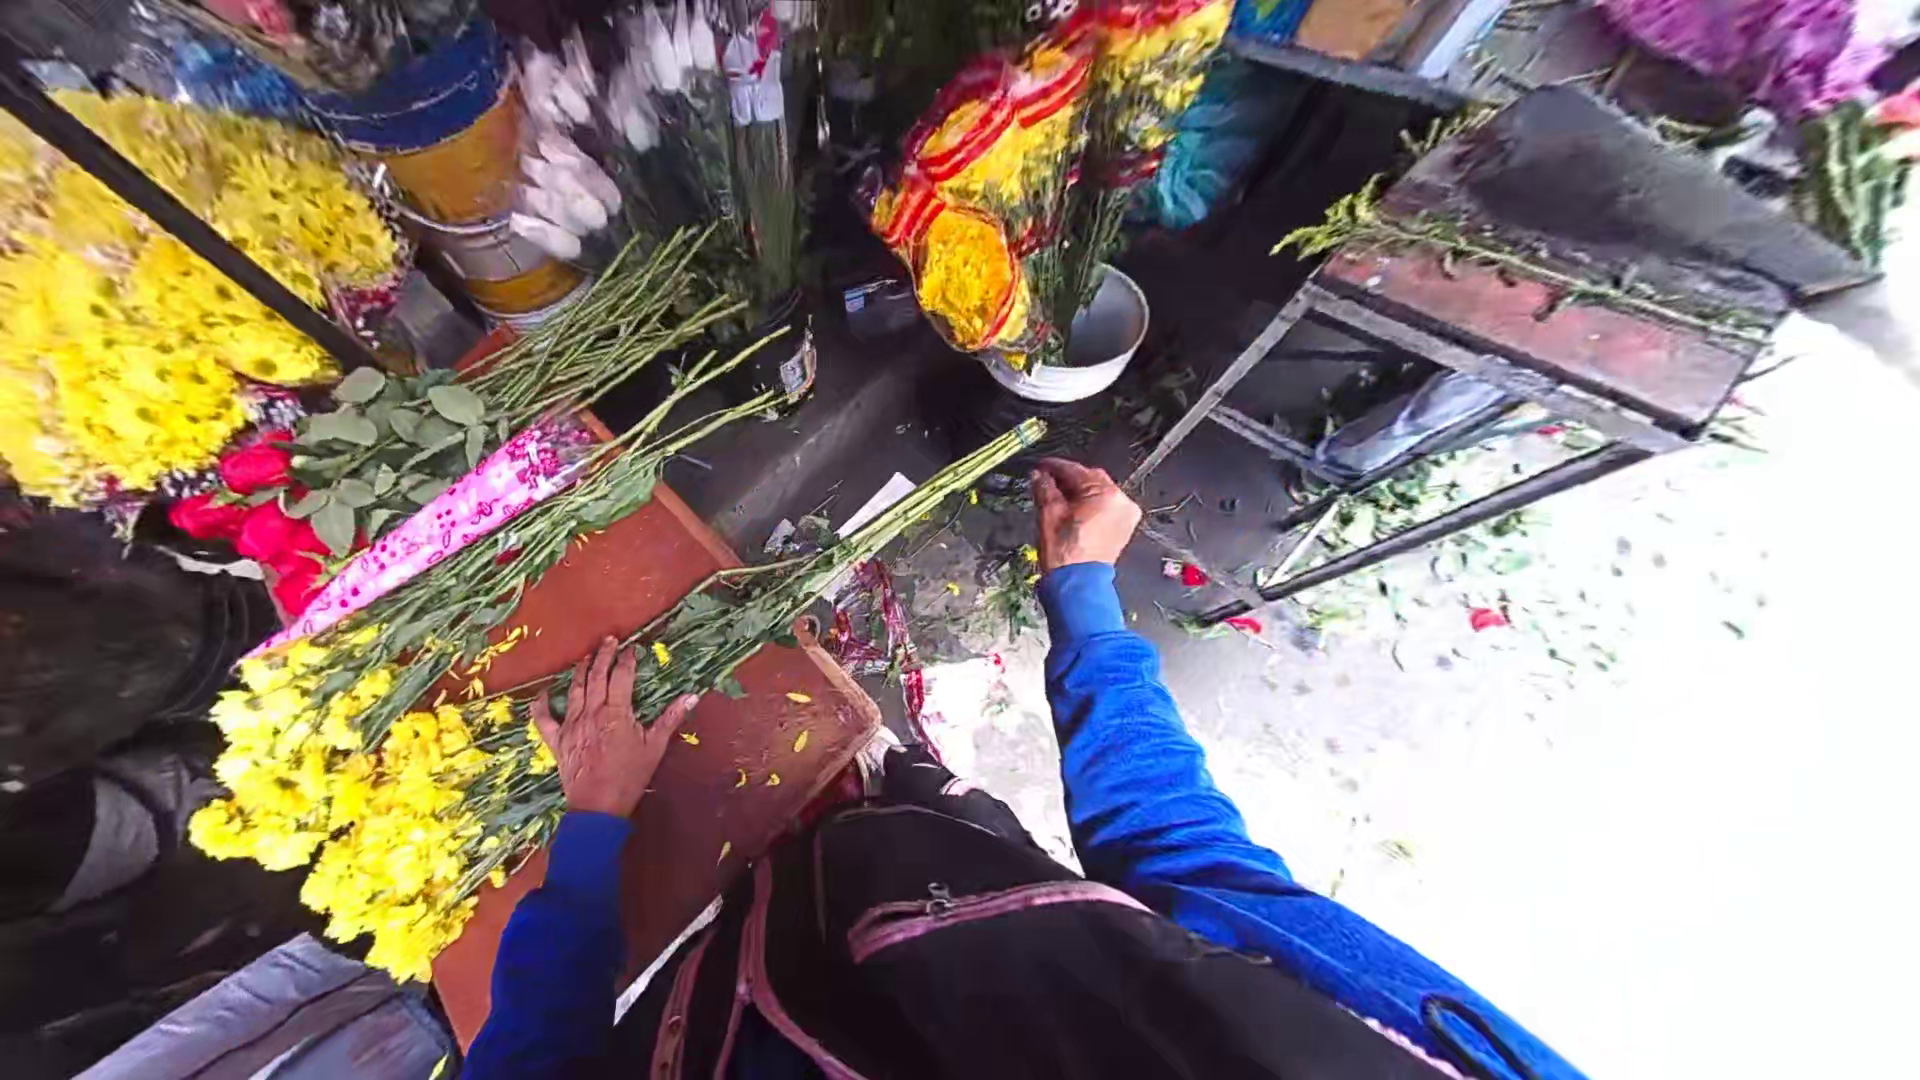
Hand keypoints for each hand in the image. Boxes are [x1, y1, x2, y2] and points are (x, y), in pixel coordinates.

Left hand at [531, 637, 697, 818]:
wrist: (598, 807)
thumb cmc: (630, 775)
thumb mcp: (655, 745)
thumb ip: (672, 718)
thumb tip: (693, 695)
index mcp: (616, 713)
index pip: (621, 677)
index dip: (627, 660)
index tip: (632, 648)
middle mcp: (591, 714)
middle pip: (596, 677)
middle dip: (603, 656)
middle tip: (609, 640)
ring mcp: (571, 726)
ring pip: (574, 691)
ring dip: (580, 671)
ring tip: (586, 657)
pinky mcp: (558, 741)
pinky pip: (544, 720)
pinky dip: (542, 705)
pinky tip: (544, 692)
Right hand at [1029, 457, 1141, 572]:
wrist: (1077, 584)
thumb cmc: (1065, 553)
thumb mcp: (1049, 514)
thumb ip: (1045, 488)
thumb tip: (1040, 475)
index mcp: (1105, 494)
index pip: (1076, 471)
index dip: (1055, 467)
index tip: (1042, 466)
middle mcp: (1121, 501)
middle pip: (1091, 479)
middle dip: (1069, 479)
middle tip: (1047, 480)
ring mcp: (1126, 515)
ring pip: (1100, 492)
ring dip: (1080, 491)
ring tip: (1058, 495)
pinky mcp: (1123, 528)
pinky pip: (1106, 506)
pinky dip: (1091, 504)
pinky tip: (1073, 508)